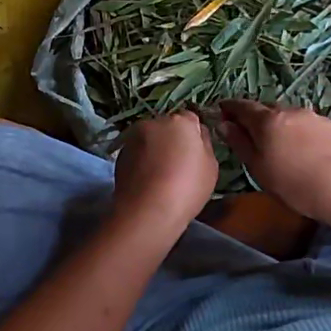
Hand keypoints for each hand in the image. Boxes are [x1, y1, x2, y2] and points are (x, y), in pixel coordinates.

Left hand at [112, 111, 217, 228]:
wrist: (147, 211)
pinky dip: (142, 160)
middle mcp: (155, 122)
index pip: (190, 119)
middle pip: (168, 127)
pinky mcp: (119, 154)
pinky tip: (147, 181)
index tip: (194, 154)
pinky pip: (137, 152)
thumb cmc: (187, 188)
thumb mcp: (211, 166)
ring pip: (150, 138)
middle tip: (177, 165)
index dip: (193, 135)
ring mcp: (133, 137)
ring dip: (155, 149)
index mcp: (181, 121)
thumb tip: (197, 135)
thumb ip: (204, 144)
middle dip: (172, 139)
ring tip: (159, 175)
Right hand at [217, 101, 330, 228]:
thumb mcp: (260, 170)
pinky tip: (306, 152)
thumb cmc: (297, 186)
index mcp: (268, 121)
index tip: (222, 112)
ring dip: (280, 126)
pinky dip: (300, 133)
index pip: (242, 106)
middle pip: (266, 110)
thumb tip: (224, 124)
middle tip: (250, 136)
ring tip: (281, 148)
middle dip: (255, 119)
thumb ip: (240, 144)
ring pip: (289, 117)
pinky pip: (308, 125)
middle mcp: (290, 110)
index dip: (230, 108)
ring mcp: (314, 116)